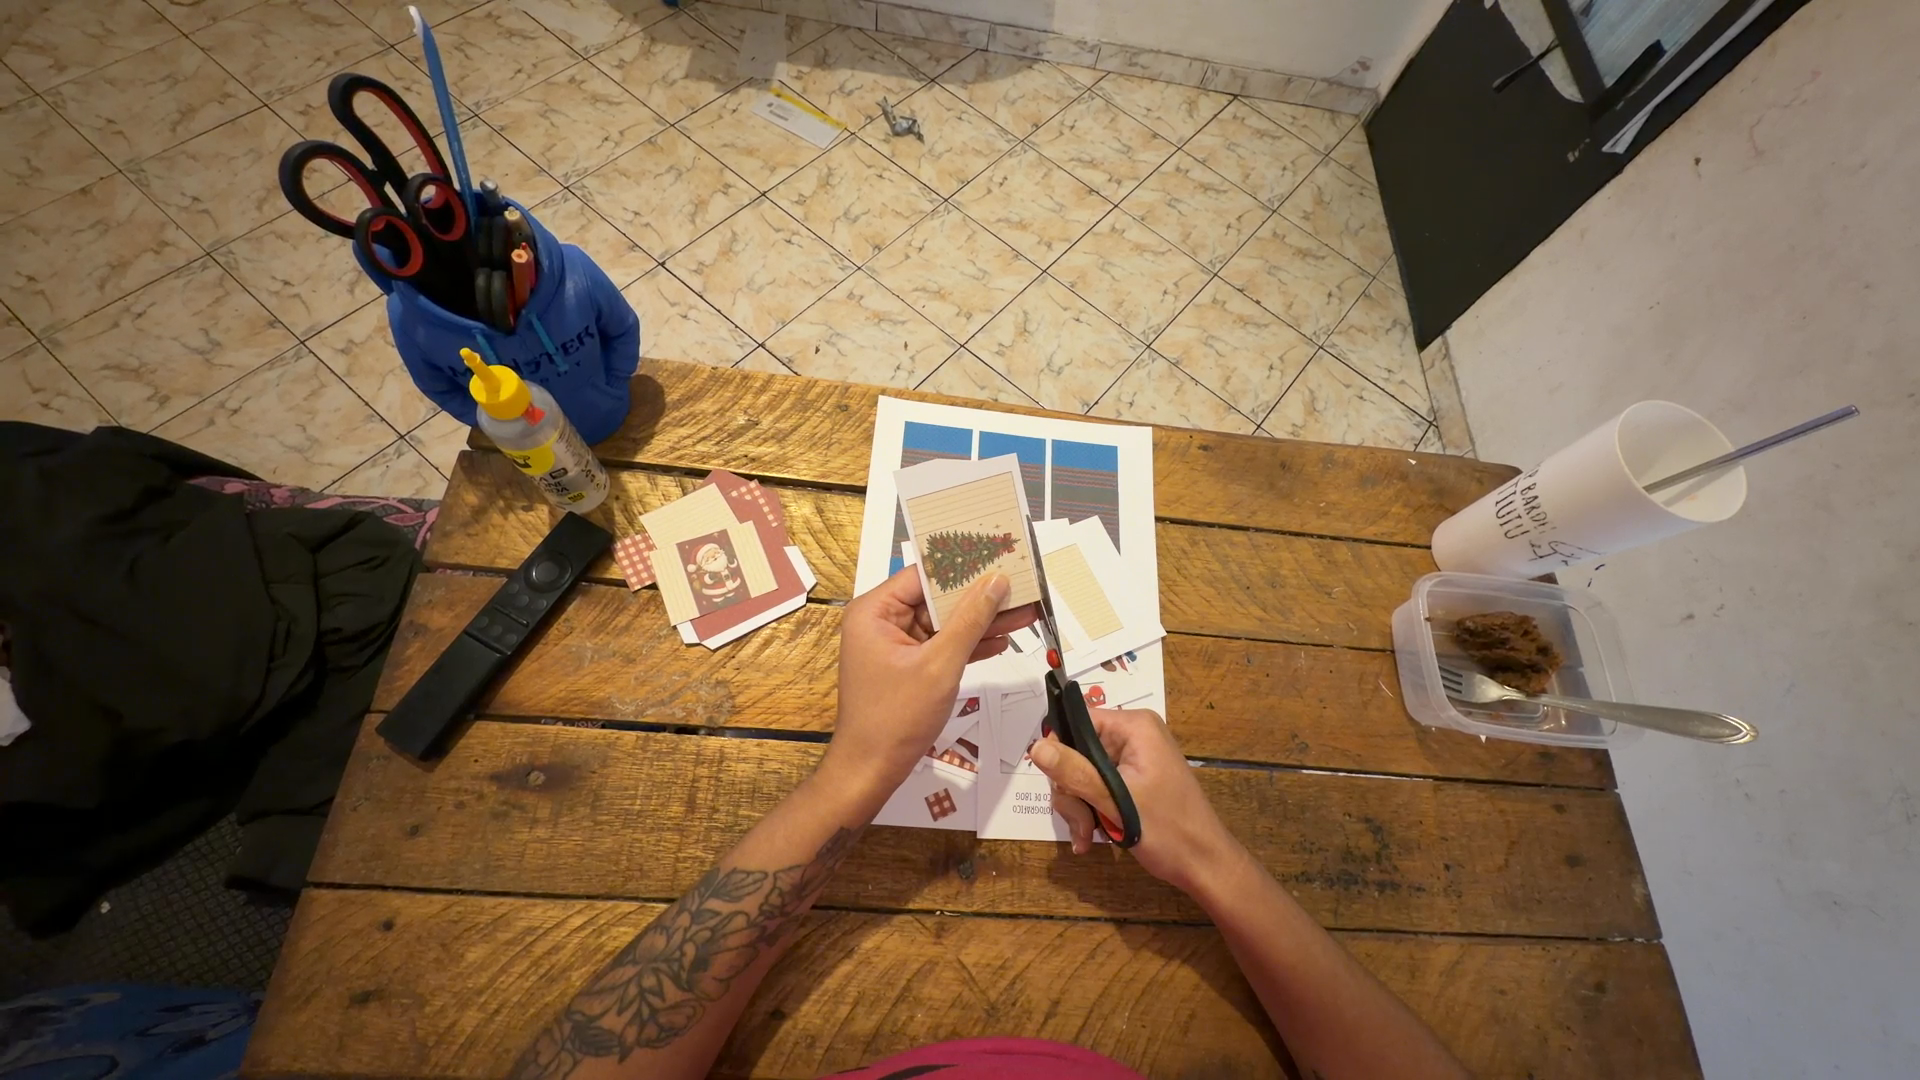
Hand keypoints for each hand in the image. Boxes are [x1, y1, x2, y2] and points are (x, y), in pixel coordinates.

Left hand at [824, 567, 1036, 801]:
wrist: (872, 770)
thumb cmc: (895, 718)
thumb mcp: (940, 664)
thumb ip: (970, 621)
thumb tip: (997, 582)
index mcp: (875, 611)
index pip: (924, 574)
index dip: (964, 564)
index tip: (999, 555)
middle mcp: (882, 621)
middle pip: (938, 596)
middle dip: (980, 594)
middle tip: (1021, 582)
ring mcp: (896, 644)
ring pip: (945, 622)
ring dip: (982, 620)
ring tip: (1025, 609)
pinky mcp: (909, 665)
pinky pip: (943, 645)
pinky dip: (970, 644)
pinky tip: (1003, 638)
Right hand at [1029, 708, 1240, 891]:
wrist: (1205, 867)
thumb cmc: (1168, 831)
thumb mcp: (1116, 801)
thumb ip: (1075, 772)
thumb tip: (1036, 746)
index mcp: (1134, 727)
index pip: (1077, 720)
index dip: (1060, 751)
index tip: (1060, 784)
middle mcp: (1131, 736)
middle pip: (1075, 751)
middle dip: (1072, 791)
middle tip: (1081, 823)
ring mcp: (1131, 758)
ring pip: (1080, 773)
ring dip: (1078, 807)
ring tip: (1088, 836)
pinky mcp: (1129, 780)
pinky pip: (1094, 786)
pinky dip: (1089, 811)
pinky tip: (1092, 837)